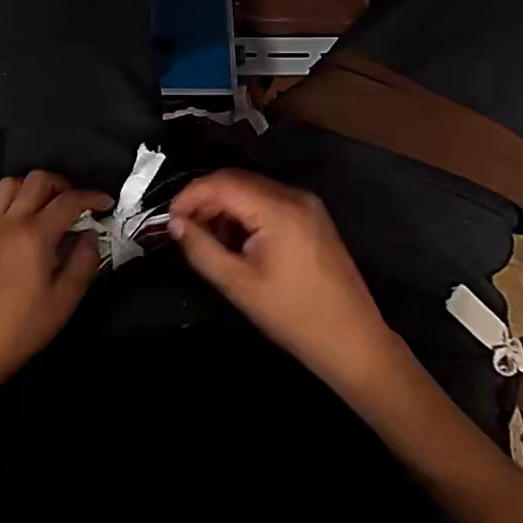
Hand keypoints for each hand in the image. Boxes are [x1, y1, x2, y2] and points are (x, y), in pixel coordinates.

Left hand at [0, 171, 111, 424]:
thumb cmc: (25, 326)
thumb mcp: (66, 299)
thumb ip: (84, 260)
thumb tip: (89, 234)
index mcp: (35, 235)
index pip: (69, 200)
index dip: (92, 197)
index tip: (107, 203)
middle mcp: (11, 222)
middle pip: (38, 179)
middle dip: (64, 183)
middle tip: (80, 201)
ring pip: (12, 183)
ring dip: (36, 186)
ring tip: (52, 204)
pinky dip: (14, 199)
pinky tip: (26, 218)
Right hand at [170, 169, 404, 389]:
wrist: (353, 341)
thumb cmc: (293, 316)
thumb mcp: (238, 284)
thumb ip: (201, 248)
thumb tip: (175, 223)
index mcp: (278, 209)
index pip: (222, 183)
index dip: (190, 196)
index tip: (169, 219)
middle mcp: (295, 197)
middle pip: (237, 181)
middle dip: (205, 201)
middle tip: (184, 229)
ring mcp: (308, 206)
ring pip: (252, 191)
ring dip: (224, 207)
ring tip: (207, 239)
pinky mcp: (312, 219)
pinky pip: (269, 203)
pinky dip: (245, 214)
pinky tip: (235, 241)